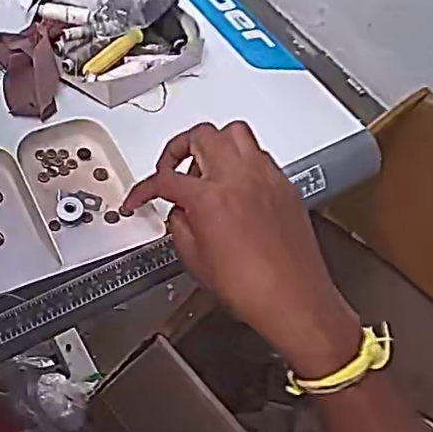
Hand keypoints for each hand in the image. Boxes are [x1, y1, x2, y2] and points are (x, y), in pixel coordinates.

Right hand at [122, 122, 358, 367]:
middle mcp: (239, 179)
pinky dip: (240, 159)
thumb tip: (179, 212)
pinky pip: (259, 154)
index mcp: (210, 198)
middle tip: (169, 169)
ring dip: (212, 144)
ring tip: (202, 167)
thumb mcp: (194, 259)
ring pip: (234, 132)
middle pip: (200, 136)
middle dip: (176, 150)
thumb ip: (180, 225)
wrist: (293, 299)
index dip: (144, 188)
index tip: (139, 197)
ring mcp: (266, 178)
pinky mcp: (285, 185)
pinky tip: (233, 180)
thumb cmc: (251, 287)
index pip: (165, 178)